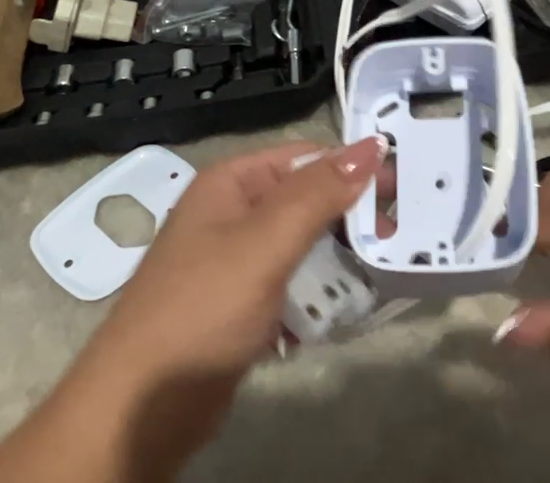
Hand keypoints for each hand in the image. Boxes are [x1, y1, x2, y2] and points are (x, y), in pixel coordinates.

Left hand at [0, 137, 386, 482]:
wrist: (145, 402)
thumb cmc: (203, 307)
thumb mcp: (265, 242)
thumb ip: (318, 194)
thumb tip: (370, 146)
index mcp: (232, 184)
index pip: (306, 158)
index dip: (354, 168)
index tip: (404, 189)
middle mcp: (233, 214)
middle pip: (308, 202)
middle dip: (351, 221)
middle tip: (400, 239)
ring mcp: (237, 261)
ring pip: (305, 247)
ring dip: (339, 263)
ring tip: (379, 280)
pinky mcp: (243, 304)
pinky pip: (293, 286)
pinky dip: (317, 296)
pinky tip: (341, 314)